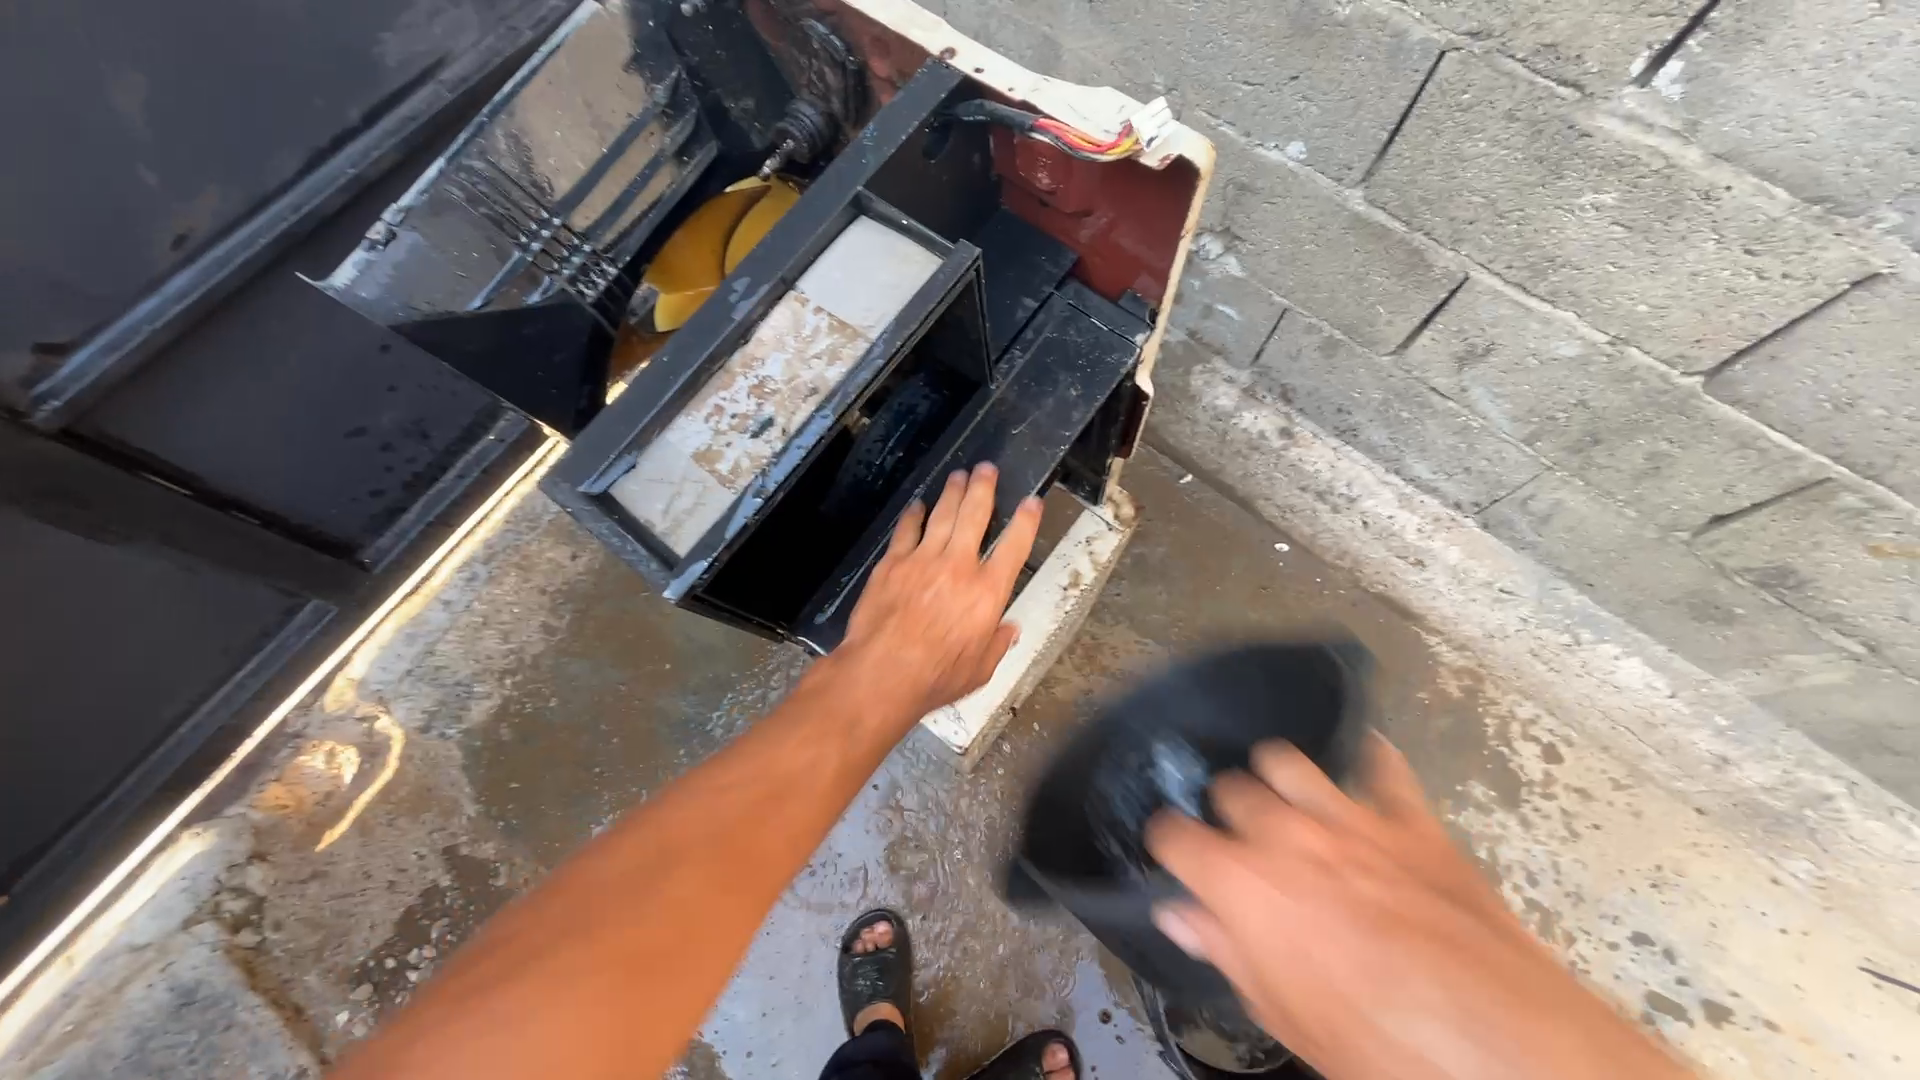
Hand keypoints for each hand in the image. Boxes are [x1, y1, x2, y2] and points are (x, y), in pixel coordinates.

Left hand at [835, 463, 1042, 720]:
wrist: (883, 671)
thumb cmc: (936, 677)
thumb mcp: (980, 670)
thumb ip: (996, 645)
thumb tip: (1009, 628)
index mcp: (987, 593)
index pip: (1014, 547)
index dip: (1025, 522)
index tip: (1031, 502)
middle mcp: (959, 567)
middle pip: (975, 516)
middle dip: (983, 489)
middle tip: (987, 468)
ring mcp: (923, 560)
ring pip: (942, 516)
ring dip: (952, 493)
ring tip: (959, 475)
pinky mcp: (892, 563)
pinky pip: (906, 531)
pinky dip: (914, 515)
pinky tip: (918, 505)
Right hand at [1145, 734, 1691, 1079]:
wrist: (1495, 1045)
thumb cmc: (1372, 1042)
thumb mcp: (1281, 1013)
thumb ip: (1224, 949)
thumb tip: (1179, 915)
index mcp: (1240, 882)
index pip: (1174, 835)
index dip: (1167, 842)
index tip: (1175, 854)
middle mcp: (1283, 833)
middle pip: (1230, 789)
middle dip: (1225, 810)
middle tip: (1240, 839)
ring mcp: (1349, 819)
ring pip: (1287, 761)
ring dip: (1278, 777)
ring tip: (1288, 803)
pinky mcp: (1410, 820)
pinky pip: (1384, 768)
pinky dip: (1370, 761)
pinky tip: (1364, 765)